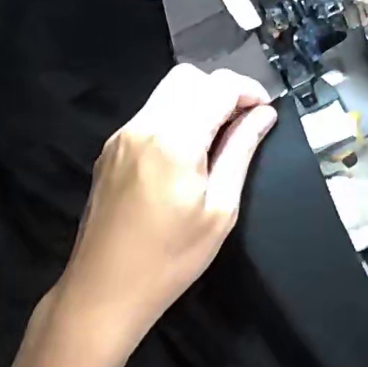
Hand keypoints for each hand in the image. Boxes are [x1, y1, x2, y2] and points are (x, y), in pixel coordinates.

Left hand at [55, 64, 277, 346]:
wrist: (102, 290)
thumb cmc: (169, 259)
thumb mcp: (220, 209)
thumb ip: (241, 151)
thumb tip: (263, 115)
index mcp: (174, 138)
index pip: (218, 86)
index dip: (249, 90)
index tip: (265, 110)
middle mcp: (143, 125)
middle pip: (189, 76)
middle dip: (221, 89)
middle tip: (242, 122)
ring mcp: (122, 135)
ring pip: (167, 91)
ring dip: (197, 100)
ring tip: (217, 138)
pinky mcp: (110, 148)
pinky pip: (150, 112)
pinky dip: (175, 116)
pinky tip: (186, 152)